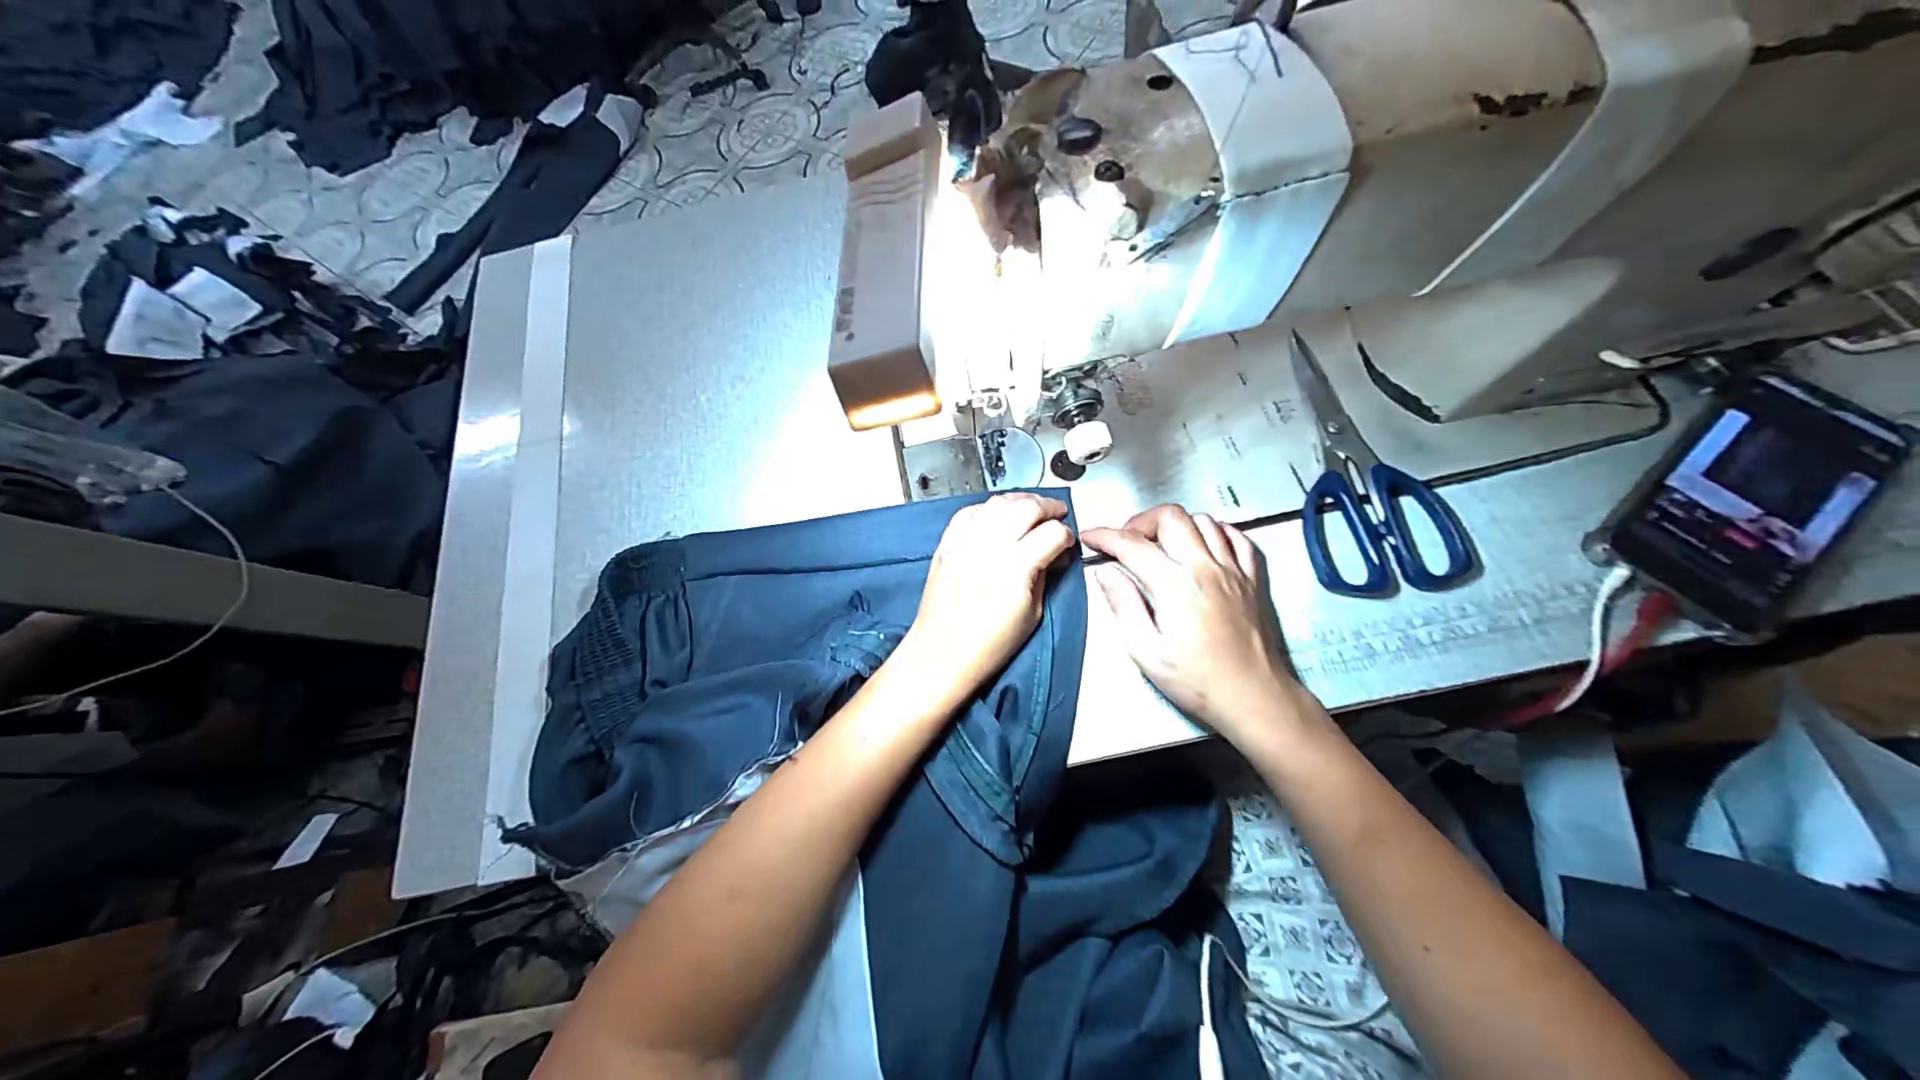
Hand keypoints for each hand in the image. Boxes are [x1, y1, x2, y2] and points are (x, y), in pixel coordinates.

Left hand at [898, 493, 1076, 705]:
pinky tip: (998, 516)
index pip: (1052, 532)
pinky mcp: (948, 542)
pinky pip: (971, 511)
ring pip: (999, 501)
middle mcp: (989, 546)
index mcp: (1015, 567)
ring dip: (1020, 502)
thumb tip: (1054, 554)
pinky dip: (989, 508)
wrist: (942, 651)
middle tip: (1057, 513)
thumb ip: (1045, 575)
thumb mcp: (1032, 613)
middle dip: (1048, 507)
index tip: (1067, 541)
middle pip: (1027, 506)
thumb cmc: (987, 643)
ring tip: (1031, 509)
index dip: (1066, 535)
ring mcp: (965, 540)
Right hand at [1082, 505, 1318, 752]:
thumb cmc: (1199, 682)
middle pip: (1171, 517)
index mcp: (1176, 586)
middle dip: (1140, 521)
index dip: (1105, 536)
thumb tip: (1105, 574)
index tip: (1091, 538)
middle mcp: (1206, 568)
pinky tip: (1202, 544)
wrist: (1255, 698)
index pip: (1132, 545)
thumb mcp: (1147, 652)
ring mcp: (1233, 570)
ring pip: (1203, 520)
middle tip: (1125, 540)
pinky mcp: (1252, 579)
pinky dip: (1214, 531)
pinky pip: (1236, 537)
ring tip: (1160, 543)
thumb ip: (1124, 605)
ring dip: (1176, 525)